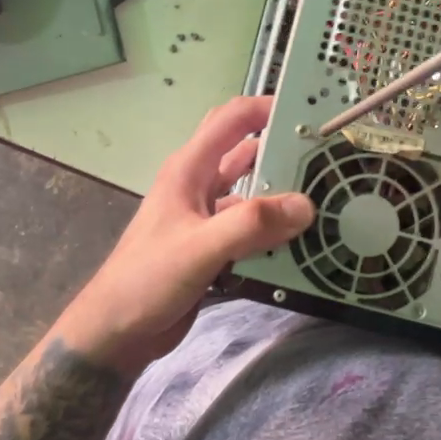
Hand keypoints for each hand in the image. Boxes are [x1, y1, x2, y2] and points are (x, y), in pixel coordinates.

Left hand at [55, 96, 314, 368]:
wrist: (116, 331)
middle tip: (323, 155)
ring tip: (323, 196)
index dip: (267, 107)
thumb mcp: (201, 247)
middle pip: (244, 152)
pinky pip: (249, 228)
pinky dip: (272, 230)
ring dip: (279, 193)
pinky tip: (299, 241)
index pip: (233, 119)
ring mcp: (204, 216)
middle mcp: (198, 185)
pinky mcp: (212, 246)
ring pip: (250, 193)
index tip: (309, 113)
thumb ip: (252, 225)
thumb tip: (304, 206)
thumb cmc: (148, 279)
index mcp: (189, 169)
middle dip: (280, 148)